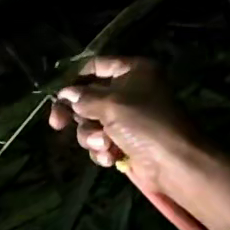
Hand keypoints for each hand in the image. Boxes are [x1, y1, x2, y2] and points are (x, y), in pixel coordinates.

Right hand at [49, 56, 205, 200]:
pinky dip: (101, 150)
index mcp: (133, 71)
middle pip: (88, 97)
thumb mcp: (110, 104)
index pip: (95, 66)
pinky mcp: (124, 142)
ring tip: (105, 144)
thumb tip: (66, 94)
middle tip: (57, 124)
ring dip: (91, 136)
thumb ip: (83, 97)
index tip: (56, 94)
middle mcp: (129, 91)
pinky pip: (100, 142)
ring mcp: (127, 119)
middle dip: (78, 115)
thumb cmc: (145, 124)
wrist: (173, 163)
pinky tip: (111, 157)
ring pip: (90, 123)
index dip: (74, 79)